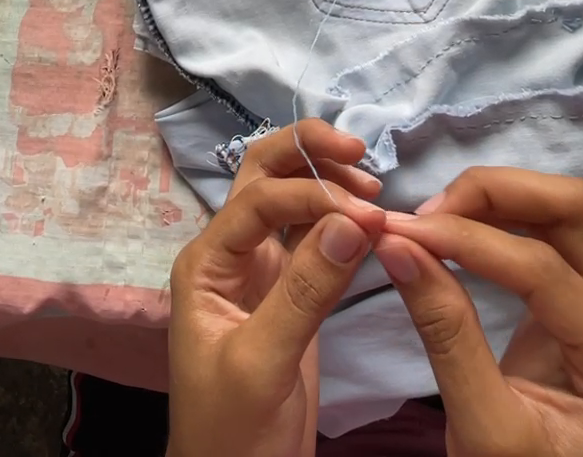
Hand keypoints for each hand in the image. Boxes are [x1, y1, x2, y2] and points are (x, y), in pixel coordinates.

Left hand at [168, 121, 388, 456]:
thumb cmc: (230, 430)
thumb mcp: (261, 364)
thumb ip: (303, 292)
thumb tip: (350, 222)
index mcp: (207, 260)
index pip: (257, 200)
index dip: (310, 194)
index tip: (368, 212)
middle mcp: (231, 252)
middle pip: (263, 175)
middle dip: (306, 153)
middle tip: (361, 152)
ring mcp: (262, 269)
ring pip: (290, 200)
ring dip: (327, 182)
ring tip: (375, 193)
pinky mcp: (291, 291)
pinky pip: (314, 240)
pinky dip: (341, 222)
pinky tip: (372, 222)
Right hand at [376, 168, 582, 456]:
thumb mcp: (483, 433)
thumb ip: (446, 334)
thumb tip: (395, 244)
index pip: (548, 272)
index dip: (468, 239)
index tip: (400, 232)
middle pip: (579, 214)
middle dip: (496, 193)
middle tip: (427, 214)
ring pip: (569, 212)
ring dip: (497, 198)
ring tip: (435, 218)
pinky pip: (554, 235)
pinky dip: (501, 216)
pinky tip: (459, 229)